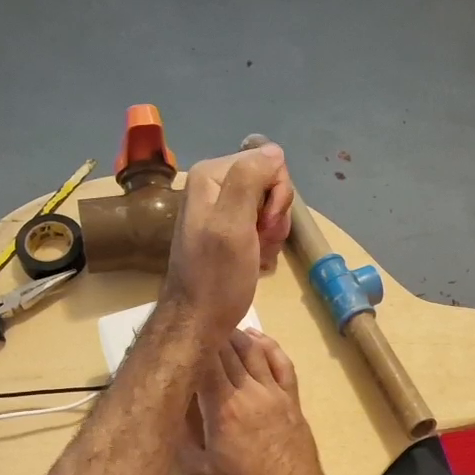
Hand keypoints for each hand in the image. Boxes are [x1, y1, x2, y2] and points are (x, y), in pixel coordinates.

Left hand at [160, 146, 293, 334]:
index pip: (267, 160)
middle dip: (275, 214)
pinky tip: (256, 261)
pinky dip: (265, 244)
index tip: (263, 225)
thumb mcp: (233, 225)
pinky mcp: (228, 233)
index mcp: (210, 175)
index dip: (275, 194)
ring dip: (272, 232)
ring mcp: (221, 211)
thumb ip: (250, 180)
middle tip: (260, 243)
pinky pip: (261, 225)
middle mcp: (213, 187)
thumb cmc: (216, 279)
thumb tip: (274, 151)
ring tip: (257, 255)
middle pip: (269, 182)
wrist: (199, 322)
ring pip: (269, 206)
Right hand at [181, 328, 342, 474]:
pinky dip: (266, 344)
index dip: (187, 344)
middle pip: (226, 349)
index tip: (172, 337)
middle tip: (189, 326)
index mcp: (223, 408)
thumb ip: (180, 440)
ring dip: (233, 334)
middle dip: (207, 334)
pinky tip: (254, 338)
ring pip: (252, 350)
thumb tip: (166, 412)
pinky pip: (279, 361)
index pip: (203, 361)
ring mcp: (274, 392)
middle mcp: (249, 392)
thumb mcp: (199, 474)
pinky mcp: (291, 398)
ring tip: (216, 325)